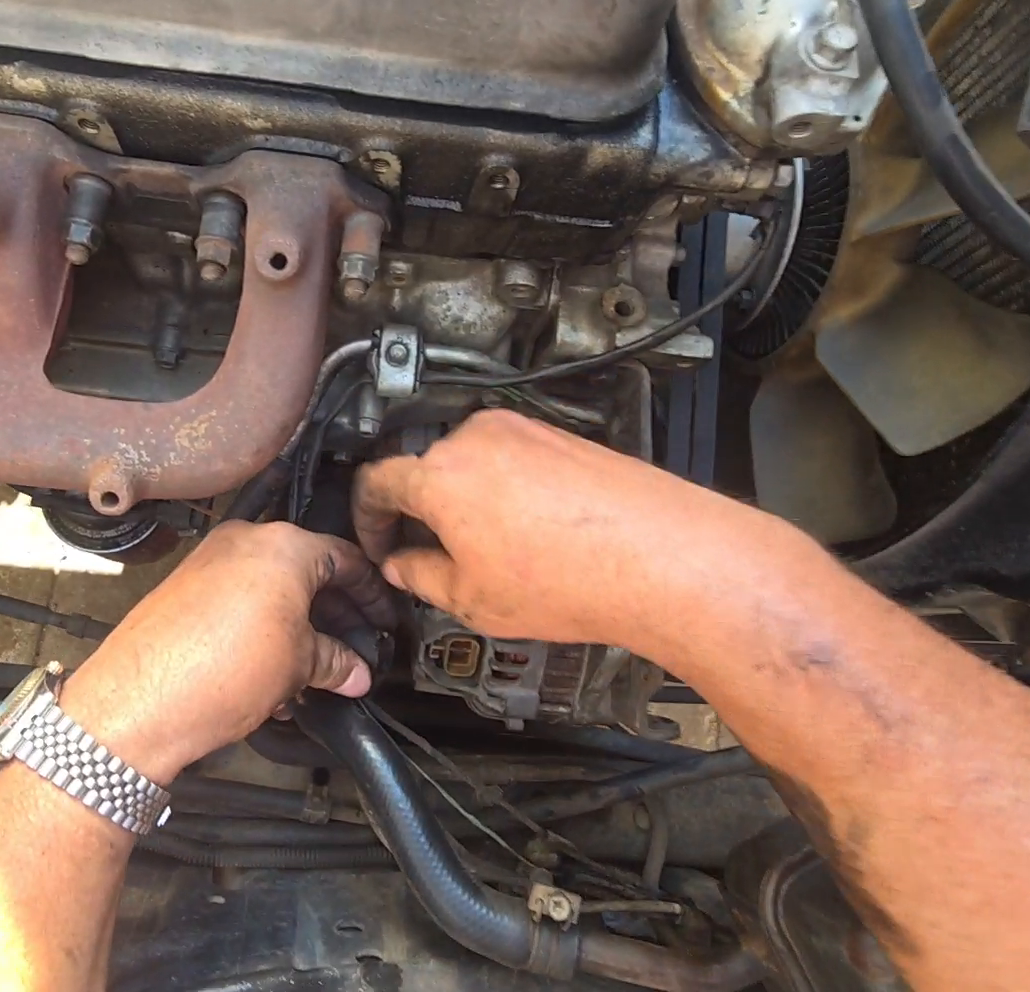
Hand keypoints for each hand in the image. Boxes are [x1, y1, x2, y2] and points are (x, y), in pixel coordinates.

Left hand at [56, 520, 393, 782]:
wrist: (137, 703)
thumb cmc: (216, 673)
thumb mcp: (298, 667)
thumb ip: (336, 661)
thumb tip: (353, 669)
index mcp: (284, 546)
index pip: (346, 560)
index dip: (371, 593)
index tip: (381, 617)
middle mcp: (246, 541)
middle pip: (309, 570)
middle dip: (335, 612)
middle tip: (354, 644)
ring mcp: (211, 560)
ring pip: (273, 586)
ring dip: (300, 623)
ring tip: (316, 667)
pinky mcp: (186, 586)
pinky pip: (240, 597)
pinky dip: (264, 626)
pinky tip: (274, 670)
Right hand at [351, 409, 819, 655]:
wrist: (661, 556)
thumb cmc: (571, 579)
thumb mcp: (473, 599)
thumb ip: (419, 575)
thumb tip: (401, 565)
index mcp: (440, 476)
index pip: (376, 481)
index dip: (367, 516)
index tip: (379, 538)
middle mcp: (475, 439)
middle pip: (424, 470)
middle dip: (422, 511)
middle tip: (436, 554)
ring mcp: (521, 431)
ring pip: (469, 463)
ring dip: (465, 499)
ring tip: (495, 549)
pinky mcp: (556, 434)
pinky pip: (510, 458)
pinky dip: (503, 488)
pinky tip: (530, 531)